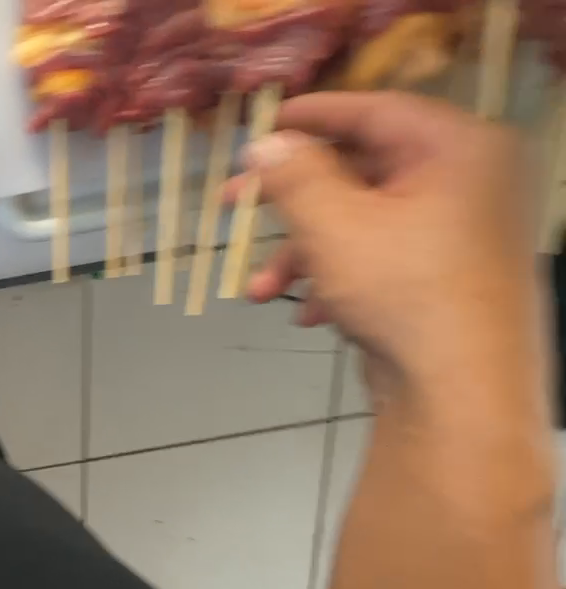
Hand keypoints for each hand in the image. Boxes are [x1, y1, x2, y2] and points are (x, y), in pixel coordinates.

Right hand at [238, 92, 545, 412]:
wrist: (455, 371)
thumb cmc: (399, 286)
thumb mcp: (332, 226)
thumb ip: (295, 179)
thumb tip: (264, 143)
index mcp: (455, 149)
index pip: (375, 112)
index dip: (313, 116)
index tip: (261, 123)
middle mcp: (464, 175)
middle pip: (357, 171)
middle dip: (288, 204)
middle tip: (230, 208)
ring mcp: (454, 223)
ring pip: (355, 220)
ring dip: (298, 254)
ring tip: (263, 292)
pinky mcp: (440, 263)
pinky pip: (372, 251)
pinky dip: (330, 274)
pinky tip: (307, 310)